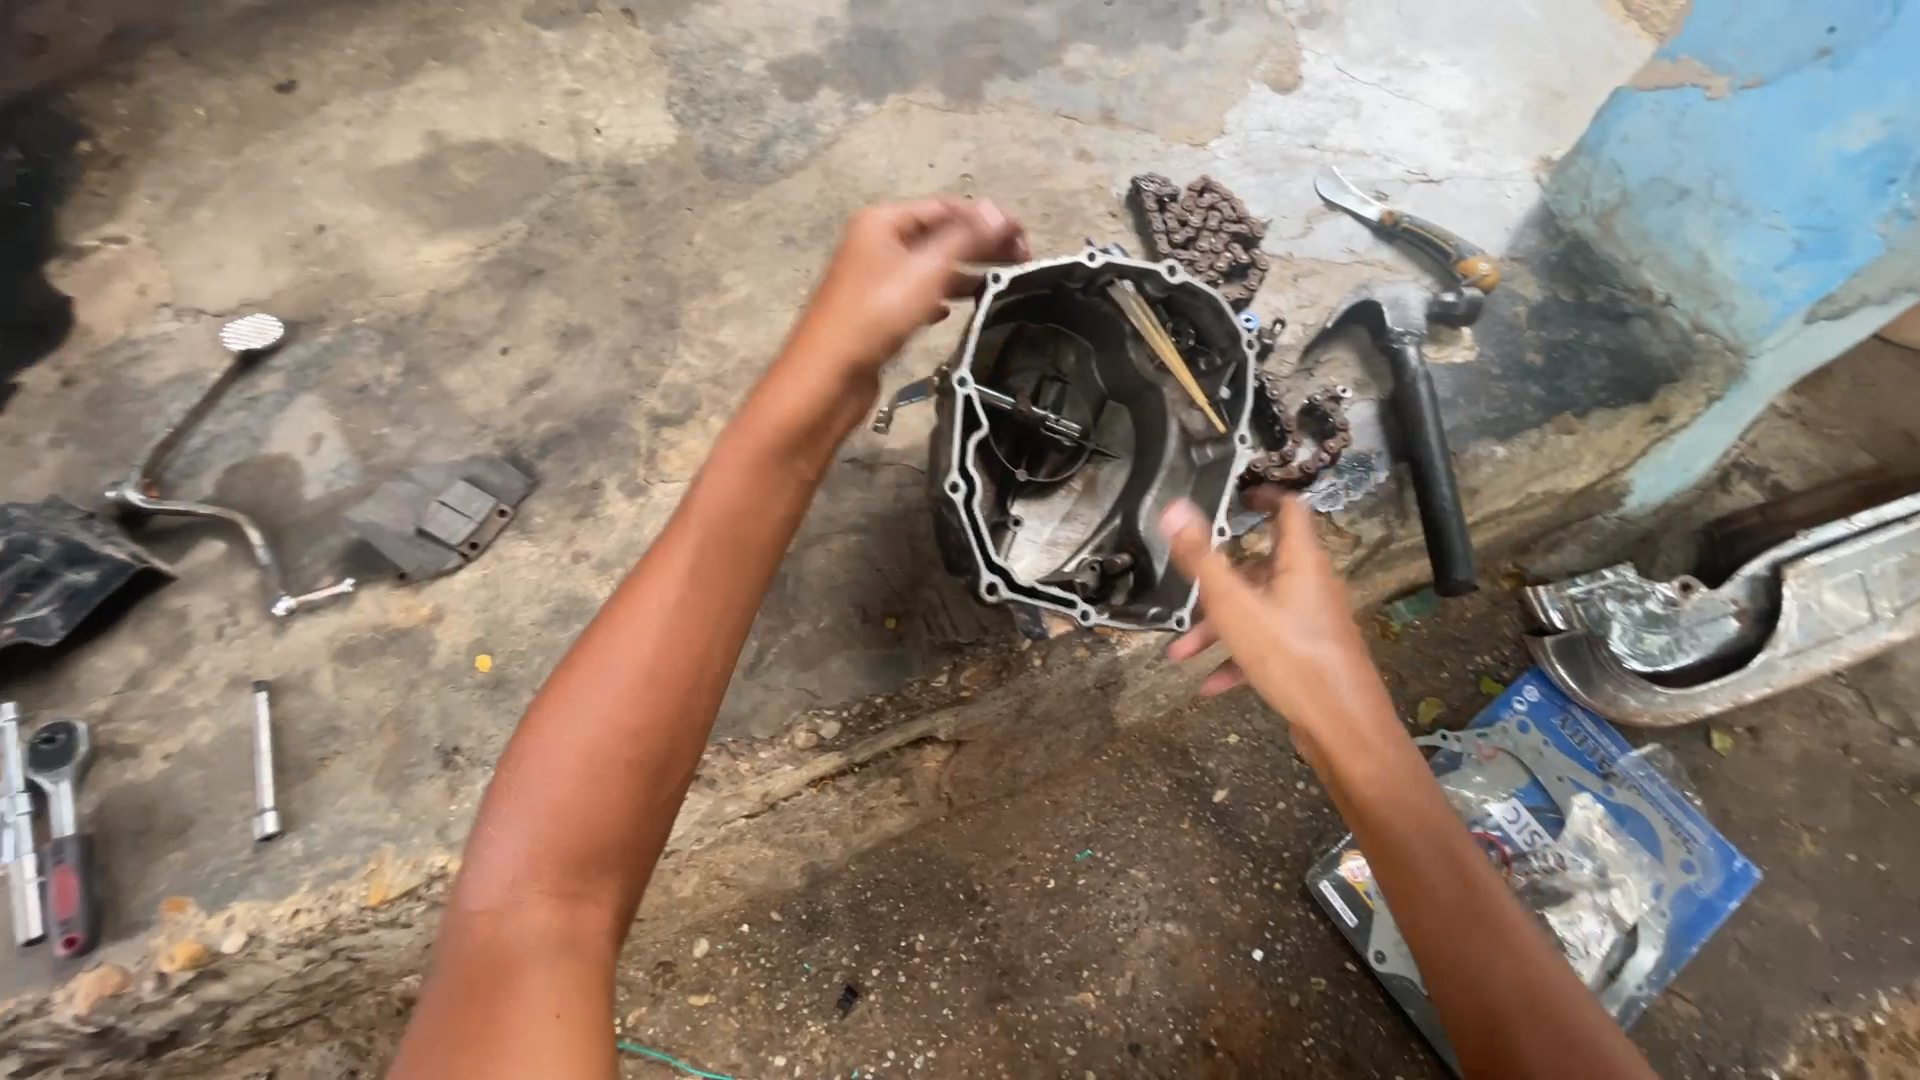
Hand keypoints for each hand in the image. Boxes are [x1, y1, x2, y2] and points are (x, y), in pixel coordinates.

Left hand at [787, 197, 1027, 375]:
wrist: (829, 375)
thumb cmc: (876, 316)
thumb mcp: (927, 270)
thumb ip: (966, 239)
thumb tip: (999, 213)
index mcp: (883, 222)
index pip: (946, 208)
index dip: (987, 220)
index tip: (1024, 238)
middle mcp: (876, 244)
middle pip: (939, 236)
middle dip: (979, 247)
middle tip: (1020, 262)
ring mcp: (874, 279)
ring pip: (928, 268)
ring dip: (963, 274)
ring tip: (998, 286)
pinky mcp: (875, 312)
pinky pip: (915, 296)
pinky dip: (937, 298)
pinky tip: (951, 311)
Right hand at [1158, 490, 1395, 739]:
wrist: (1344, 728)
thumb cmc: (1290, 657)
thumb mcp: (1234, 605)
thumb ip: (1201, 558)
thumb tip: (1173, 508)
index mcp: (1300, 563)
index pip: (1289, 511)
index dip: (1264, 497)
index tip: (1237, 497)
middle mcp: (1310, 586)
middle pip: (1259, 569)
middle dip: (1215, 584)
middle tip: (1185, 595)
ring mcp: (1311, 623)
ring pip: (1256, 612)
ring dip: (1217, 629)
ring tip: (1180, 654)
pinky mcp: (1309, 656)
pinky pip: (1266, 646)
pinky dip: (1237, 659)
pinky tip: (1209, 686)